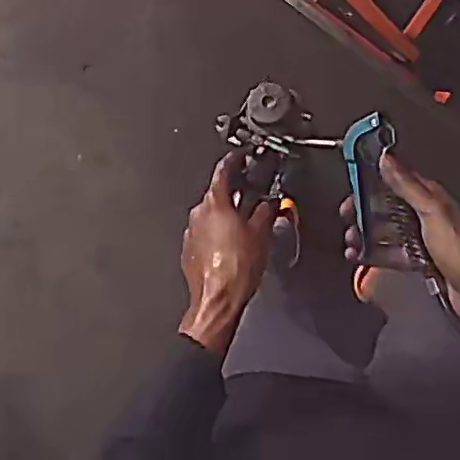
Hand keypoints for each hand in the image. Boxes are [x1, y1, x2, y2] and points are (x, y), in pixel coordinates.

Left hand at [177, 151, 277, 353]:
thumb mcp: (260, 233)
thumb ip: (266, 210)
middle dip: (235, 194)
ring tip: (244, 227)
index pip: (223, 170)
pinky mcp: (189, 249)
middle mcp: (199, 212)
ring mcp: (191, 231)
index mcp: (215, 202)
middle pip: (217, 193)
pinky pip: (204, 232)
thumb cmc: (236, 270)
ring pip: (211, 213)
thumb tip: (270, 203)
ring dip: (226, 215)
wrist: (216, 302)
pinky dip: (216, 232)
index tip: (240, 156)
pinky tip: (230, 245)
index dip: (234, 159)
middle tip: (252, 197)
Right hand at [343, 152, 459, 429]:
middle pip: (388, 204)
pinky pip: (393, 251)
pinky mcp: (422, 260)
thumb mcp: (432, 213)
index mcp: (431, 196)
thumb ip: (408, 185)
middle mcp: (426, 213)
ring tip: (352, 240)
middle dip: (364, 208)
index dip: (373, 176)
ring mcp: (423, 238)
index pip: (396, 177)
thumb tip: (387, 158)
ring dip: (367, 232)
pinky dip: (376, 252)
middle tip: (347, 215)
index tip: (352, 179)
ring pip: (388, 228)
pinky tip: (364, 256)